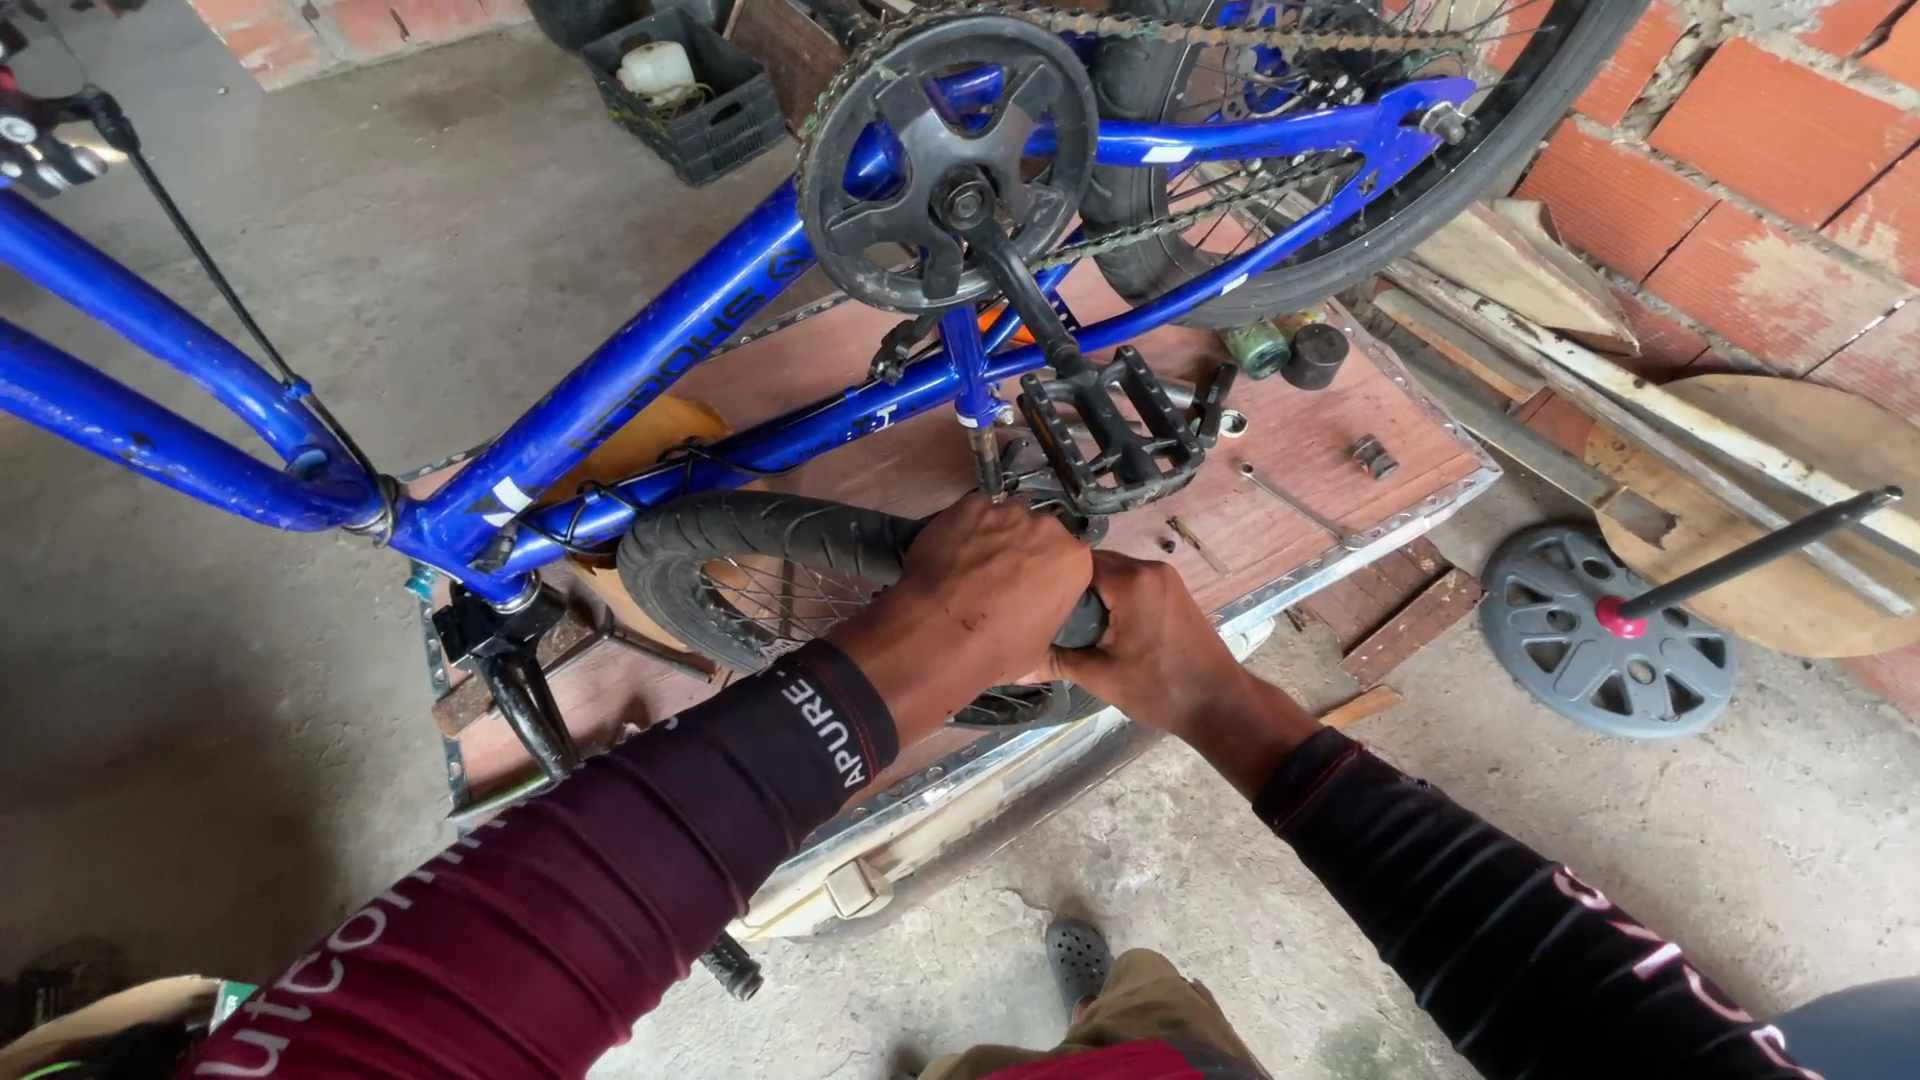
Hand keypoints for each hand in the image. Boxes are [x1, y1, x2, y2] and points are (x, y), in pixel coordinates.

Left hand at [828, 494, 1092, 744]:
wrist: (943, 634)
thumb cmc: (999, 650)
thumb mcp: (1041, 643)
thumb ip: (1046, 610)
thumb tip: (1032, 607)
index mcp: (1074, 560)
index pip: (1066, 557)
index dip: (1045, 570)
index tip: (1029, 584)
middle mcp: (1048, 527)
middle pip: (1038, 531)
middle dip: (1023, 547)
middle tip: (997, 573)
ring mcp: (1008, 512)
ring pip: (1004, 517)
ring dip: (994, 534)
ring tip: (969, 561)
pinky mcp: (970, 505)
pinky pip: (972, 512)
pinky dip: (964, 526)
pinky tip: (950, 550)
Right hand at [1044, 551, 1320, 797]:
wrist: (1220, 704)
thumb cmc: (1159, 688)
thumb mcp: (1099, 675)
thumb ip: (1055, 660)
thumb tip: (1013, 665)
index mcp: (1132, 581)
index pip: (1075, 563)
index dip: (1049, 578)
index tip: (1026, 598)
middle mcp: (1149, 568)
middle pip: (1094, 563)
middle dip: (1067, 584)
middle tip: (1038, 609)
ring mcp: (1165, 578)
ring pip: (1113, 572)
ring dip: (1089, 590)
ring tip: (1061, 616)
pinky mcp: (1173, 591)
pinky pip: (1130, 581)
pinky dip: (1110, 594)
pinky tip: (1093, 620)